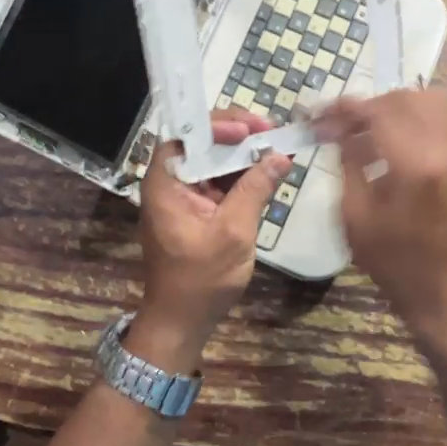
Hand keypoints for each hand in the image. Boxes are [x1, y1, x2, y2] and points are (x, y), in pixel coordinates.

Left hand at [134, 111, 290, 367]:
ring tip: (276, 146)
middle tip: (272, 132)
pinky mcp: (196, 211)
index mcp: (165, 183)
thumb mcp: (233, 231)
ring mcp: (183, 198)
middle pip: (200, 144)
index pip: (186, 135)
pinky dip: (240, 177)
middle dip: (236, 137)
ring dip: (242, 155)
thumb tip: (281, 157)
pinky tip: (267, 171)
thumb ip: (255, 189)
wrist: (182, 321)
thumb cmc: (201, 279)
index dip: (217, 125)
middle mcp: (169, 183)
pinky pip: (217, 184)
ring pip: (212, 163)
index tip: (250, 128)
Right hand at [314, 90, 446, 336]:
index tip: (322, 114)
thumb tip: (340, 131)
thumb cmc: (390, 259)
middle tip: (343, 123)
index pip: (379, 111)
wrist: (440, 287)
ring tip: (365, 129)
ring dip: (393, 108)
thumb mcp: (354, 214)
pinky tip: (389, 141)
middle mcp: (444, 149)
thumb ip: (348, 163)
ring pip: (428, 103)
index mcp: (414, 164)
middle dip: (370, 105)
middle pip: (406, 99)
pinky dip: (412, 119)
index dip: (347, 108)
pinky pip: (440, 120)